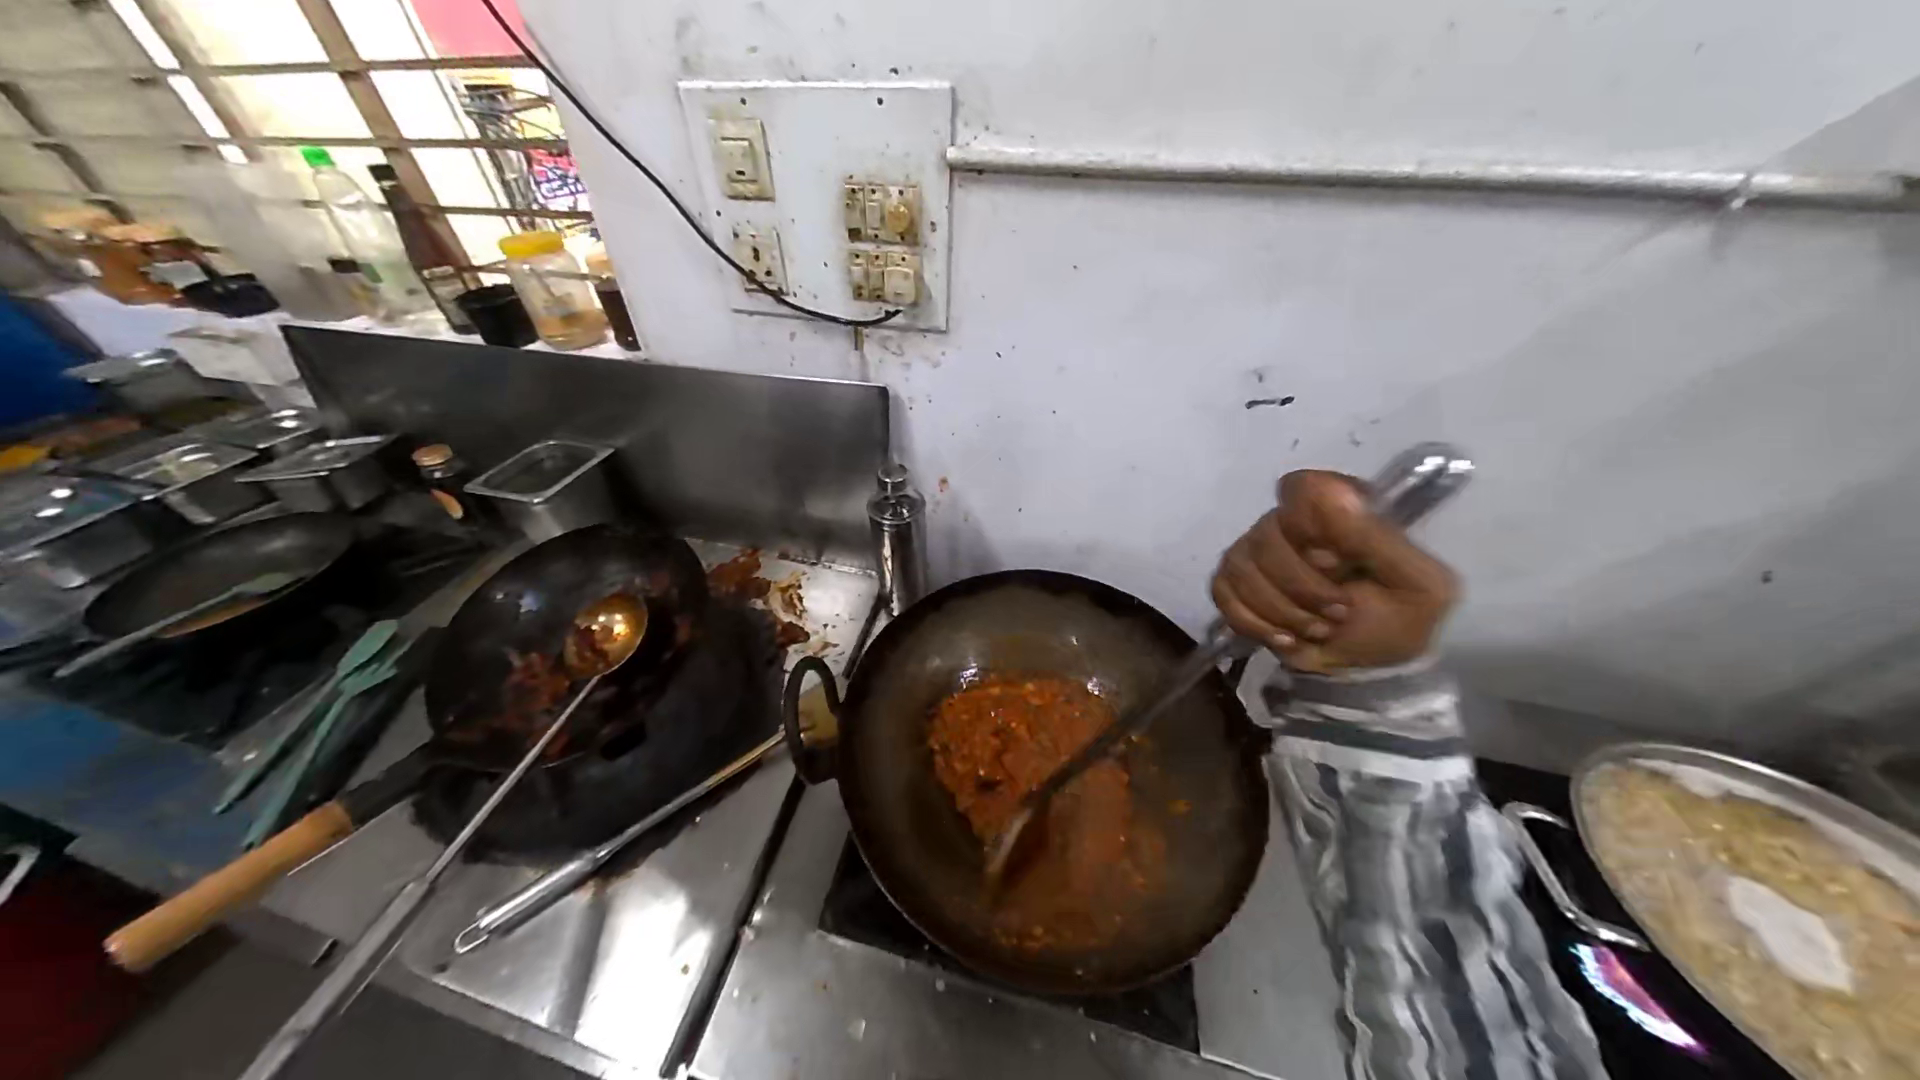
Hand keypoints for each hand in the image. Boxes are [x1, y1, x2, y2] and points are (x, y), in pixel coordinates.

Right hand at [1211, 470, 1457, 672]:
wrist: (1369, 666)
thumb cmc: (1400, 620)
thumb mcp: (1416, 583)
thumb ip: (1375, 537)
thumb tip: (1334, 490)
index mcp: (1336, 510)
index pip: (1299, 488)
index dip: (1308, 526)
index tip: (1337, 561)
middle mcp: (1286, 523)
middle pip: (1265, 537)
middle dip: (1301, 588)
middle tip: (1338, 614)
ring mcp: (1253, 553)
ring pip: (1240, 568)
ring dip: (1280, 610)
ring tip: (1317, 631)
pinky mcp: (1232, 584)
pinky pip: (1222, 592)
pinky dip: (1253, 622)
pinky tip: (1283, 637)